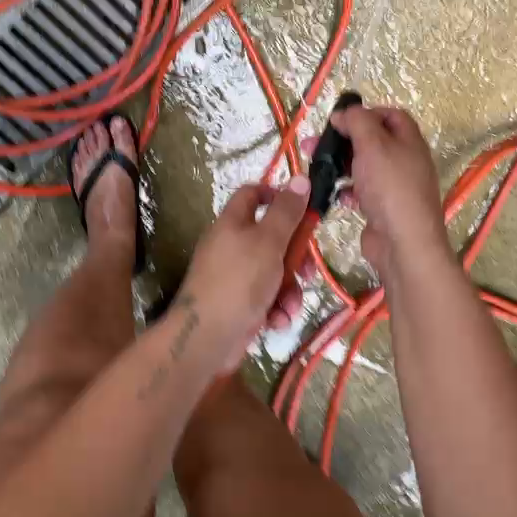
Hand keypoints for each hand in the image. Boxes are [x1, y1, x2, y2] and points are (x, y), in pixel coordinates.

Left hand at [174, 176, 311, 372]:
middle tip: (308, 271)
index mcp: (233, 222)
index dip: (277, 196)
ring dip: (289, 290)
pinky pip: (267, 298)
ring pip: (274, 272)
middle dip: (295, 256)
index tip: (303, 208)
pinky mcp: (240, 303)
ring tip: (289, 306)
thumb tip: (301, 177)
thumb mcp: (268, 241)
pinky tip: (277, 320)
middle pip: (272, 238)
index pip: (253, 194)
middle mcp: (232, 245)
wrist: (208, 338)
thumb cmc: (239, 280)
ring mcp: (235, 276)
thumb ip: (286, 212)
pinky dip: (276, 308)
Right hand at [330, 105, 446, 274]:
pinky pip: (362, 191)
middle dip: (343, 140)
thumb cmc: (390, 186)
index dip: (366, 113)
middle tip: (315, 143)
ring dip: (340, 164)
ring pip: (364, 166)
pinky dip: (348, 189)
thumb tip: (344, 113)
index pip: (391, 115)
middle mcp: (405, 161)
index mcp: (409, 141)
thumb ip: (357, 121)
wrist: (403, 243)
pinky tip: (337, 194)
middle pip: (372, 141)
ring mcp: (395, 187)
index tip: (341, 120)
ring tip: (316, 168)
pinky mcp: (384, 208)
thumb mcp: (372, 143)